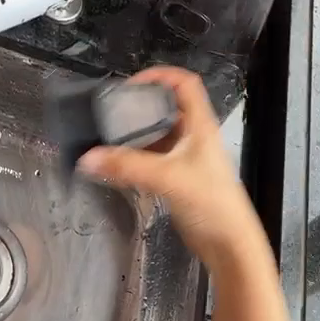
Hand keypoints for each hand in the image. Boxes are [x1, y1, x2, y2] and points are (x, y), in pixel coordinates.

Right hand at [78, 66, 269, 268]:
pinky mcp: (179, 178)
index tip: (133, 83)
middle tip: (115, 111)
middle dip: (141, 107)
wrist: (229, 244)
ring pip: (159, 135)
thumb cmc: (213, 204)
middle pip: (167, 109)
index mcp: (201, 125)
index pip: (185, 84)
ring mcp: (187, 158)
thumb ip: (127, 166)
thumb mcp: (167, 178)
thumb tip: (90, 158)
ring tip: (110, 136)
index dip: (161, 76)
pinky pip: (154, 159)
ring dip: (137, 135)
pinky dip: (137, 158)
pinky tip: (120, 165)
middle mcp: (195, 137)